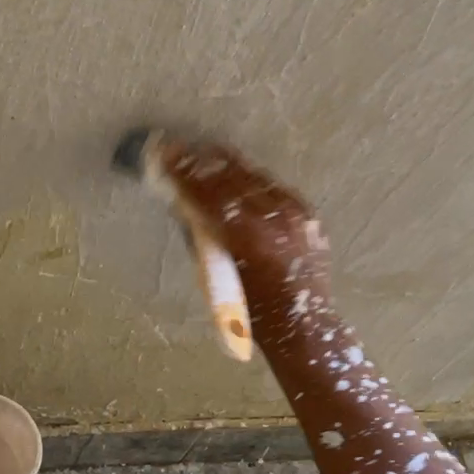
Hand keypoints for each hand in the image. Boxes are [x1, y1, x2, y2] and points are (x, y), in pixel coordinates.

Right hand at [152, 135, 329, 306]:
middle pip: (234, 179)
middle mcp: (275, 219)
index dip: (186, 173)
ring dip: (228, 166)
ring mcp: (296, 215)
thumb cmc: (252, 312)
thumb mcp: (220, 276)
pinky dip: (253, 181)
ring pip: (256, 179)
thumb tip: (186, 206)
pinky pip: (275, 189)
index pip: (211, 194)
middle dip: (204, 162)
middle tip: (180, 147)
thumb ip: (205, 238)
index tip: (166, 155)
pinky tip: (239, 175)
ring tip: (205, 153)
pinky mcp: (307, 215)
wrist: (303, 325)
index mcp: (249, 238)